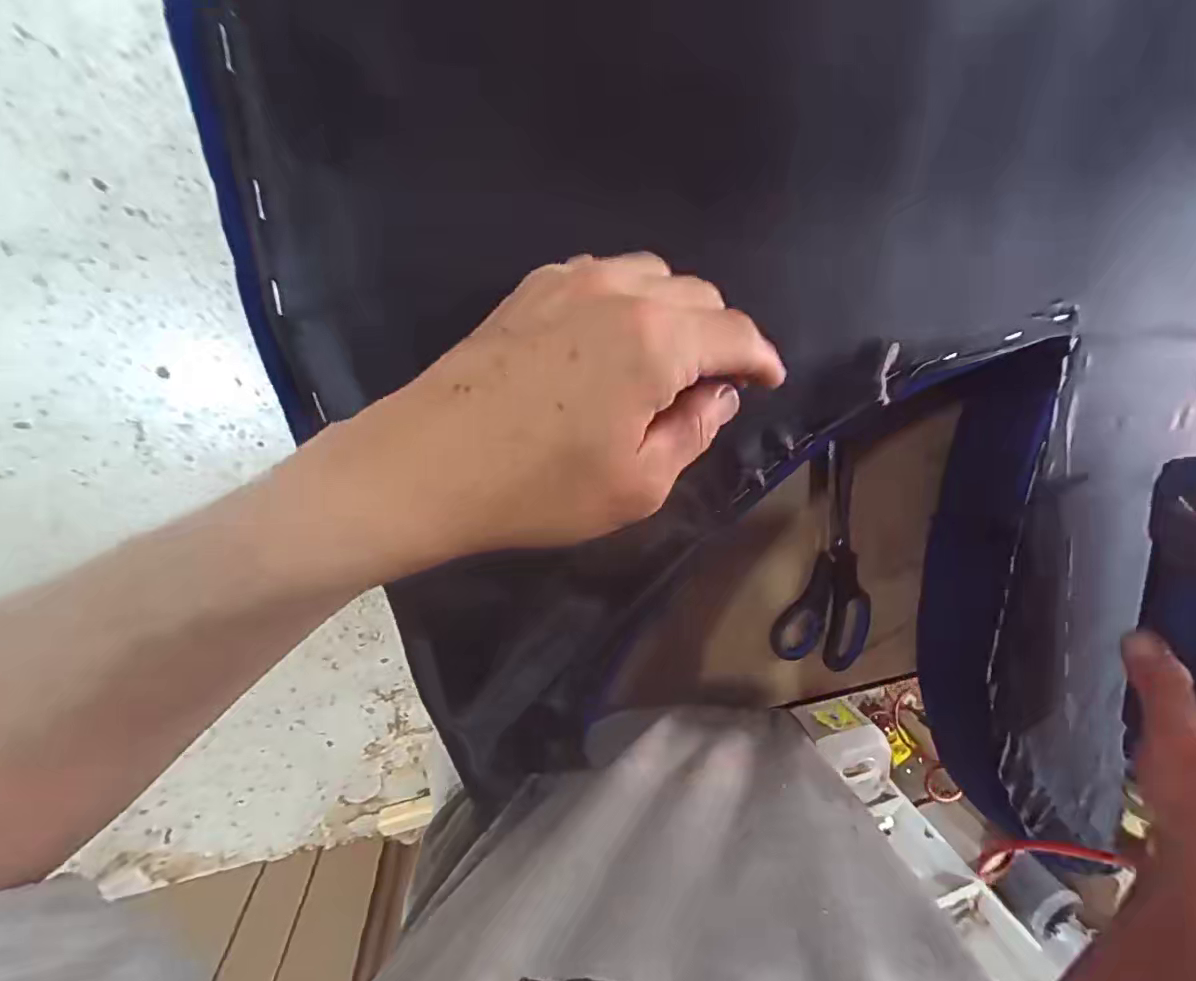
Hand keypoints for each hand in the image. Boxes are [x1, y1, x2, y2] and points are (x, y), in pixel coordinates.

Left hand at [285, 253, 785, 580]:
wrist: (426, 466)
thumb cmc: (540, 489)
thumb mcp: (640, 483)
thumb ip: (694, 431)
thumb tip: (718, 396)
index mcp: (656, 341)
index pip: (735, 333)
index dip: (762, 358)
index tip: (770, 381)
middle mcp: (619, 292)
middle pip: (700, 296)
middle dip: (721, 338)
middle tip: (712, 387)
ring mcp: (569, 281)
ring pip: (654, 277)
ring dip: (677, 315)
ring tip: (666, 363)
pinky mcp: (531, 289)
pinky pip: (605, 277)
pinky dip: (630, 302)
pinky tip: (614, 342)